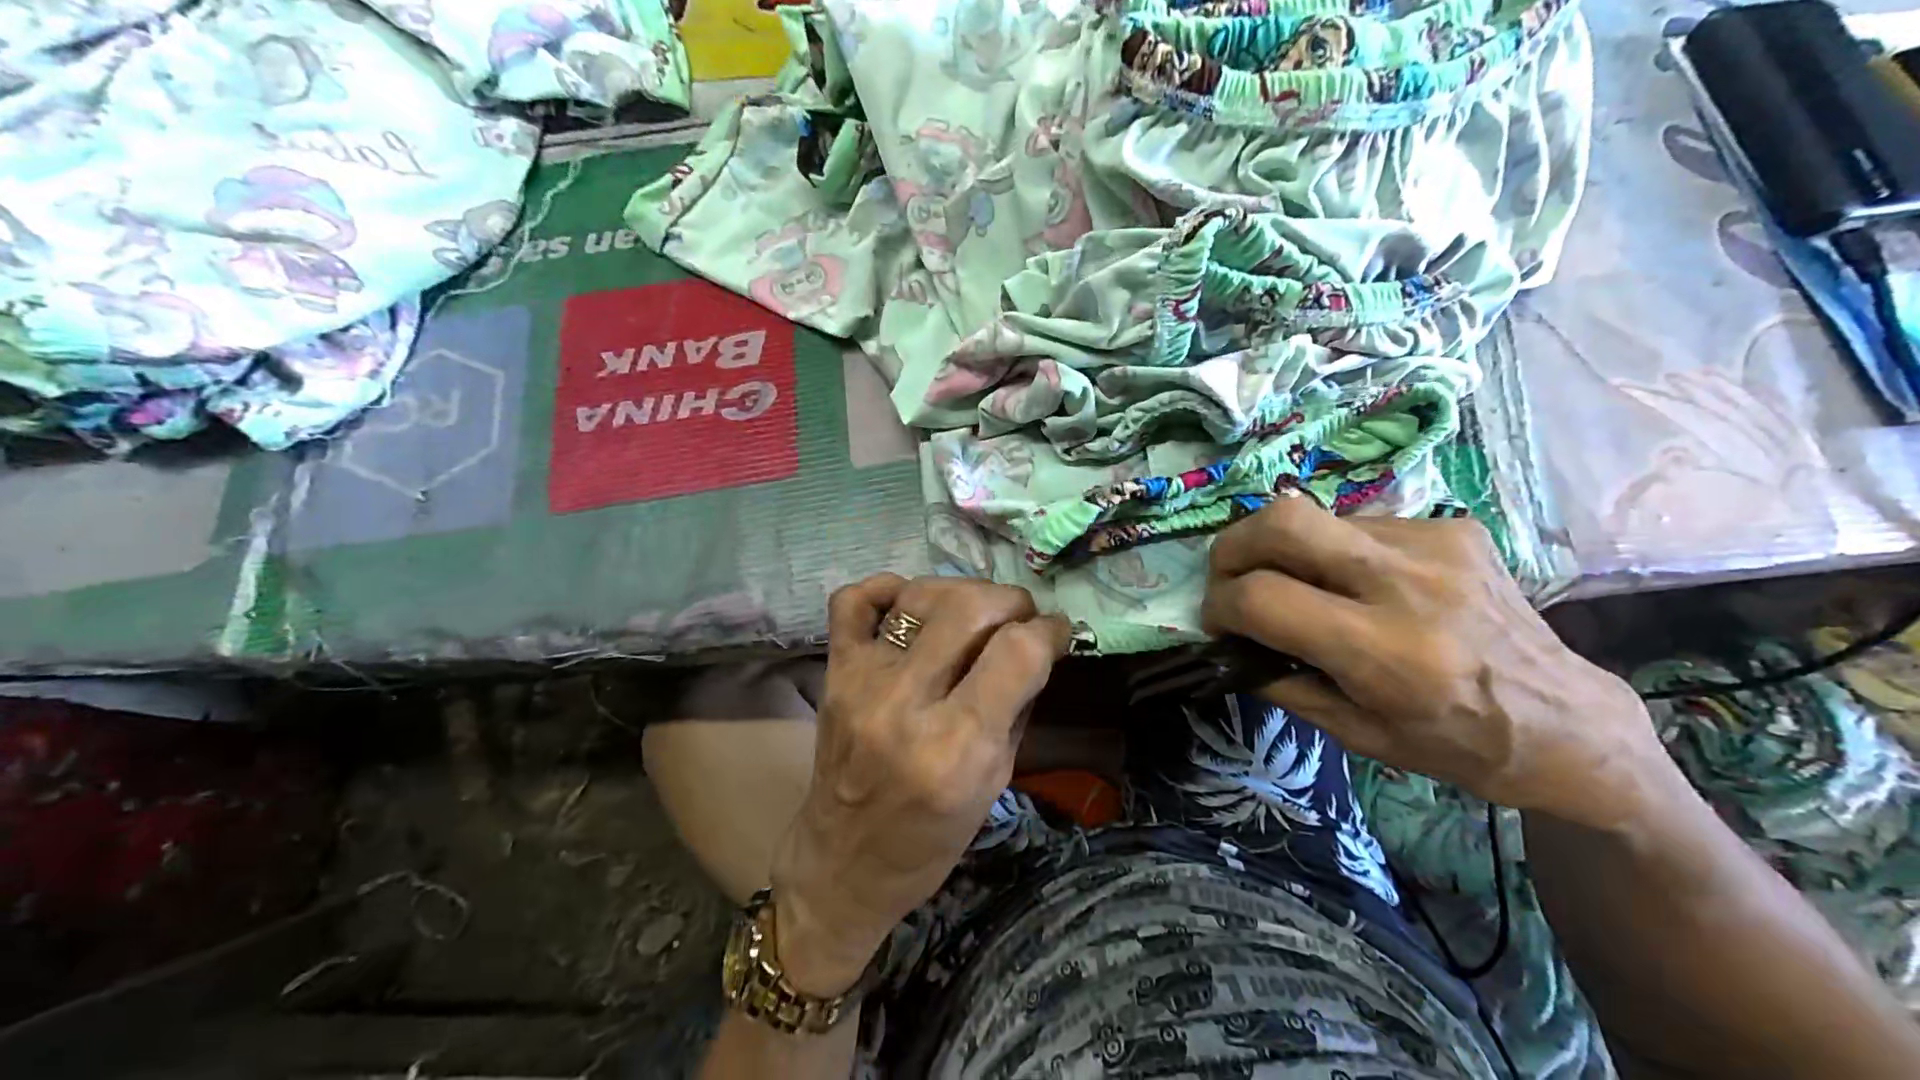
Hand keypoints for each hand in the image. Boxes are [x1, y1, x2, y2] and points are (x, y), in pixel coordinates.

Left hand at [769, 574, 1067, 996]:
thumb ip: (1016, 705)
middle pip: (970, 608)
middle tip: (1021, 619)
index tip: (1057, 633)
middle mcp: (905, 705)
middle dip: (1011, 601)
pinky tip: (911, 604)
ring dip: (963, 591)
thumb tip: (1037, 642)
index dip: (1050, 631)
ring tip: (976, 612)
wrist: (844, 862)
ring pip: (919, 595)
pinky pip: (851, 600)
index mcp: (957, 749)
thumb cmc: (930, 839)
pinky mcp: (833, 672)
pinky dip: (887, 588)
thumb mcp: (995, 782)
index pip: (1017, 653)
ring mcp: (861, 682)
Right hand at [1201, 494, 1667, 832]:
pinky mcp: (1453, 527)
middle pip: (1282, 521)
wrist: (1566, 722)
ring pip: (1316, 517)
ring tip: (1300, 588)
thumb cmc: (1452, 743)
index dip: (1219, 605)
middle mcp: (1409, 583)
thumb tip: (1225, 644)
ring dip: (1285, 551)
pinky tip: (1357, 584)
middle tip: (1227, 577)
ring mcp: (1435, 544)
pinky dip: (1334, 552)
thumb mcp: (1353, 733)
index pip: (1263, 598)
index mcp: (1385, 652)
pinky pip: (1359, 524)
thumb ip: (1280, 683)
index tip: (1217, 623)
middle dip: (1231, 546)